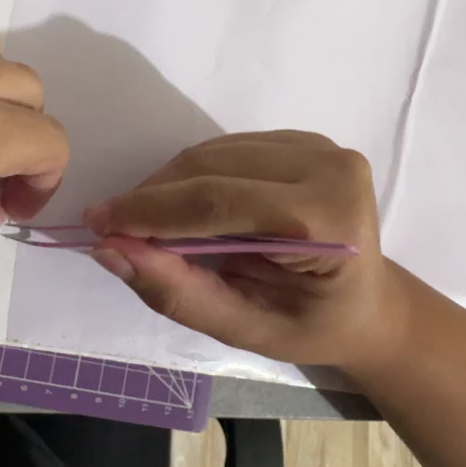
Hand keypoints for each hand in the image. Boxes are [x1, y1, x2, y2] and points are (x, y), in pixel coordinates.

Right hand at [84, 131, 409, 368]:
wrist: (369, 306)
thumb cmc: (312, 326)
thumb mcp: (244, 327)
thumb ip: (177, 291)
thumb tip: (109, 249)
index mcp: (326, 217)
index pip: (217, 201)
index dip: (149, 211)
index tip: (96, 223)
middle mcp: (329, 167)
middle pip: (209, 169)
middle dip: (151, 198)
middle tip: (111, 228)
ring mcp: (319, 146)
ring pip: (210, 152)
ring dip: (166, 185)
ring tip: (145, 223)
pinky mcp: (302, 138)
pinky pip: (224, 148)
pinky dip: (190, 175)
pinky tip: (182, 205)